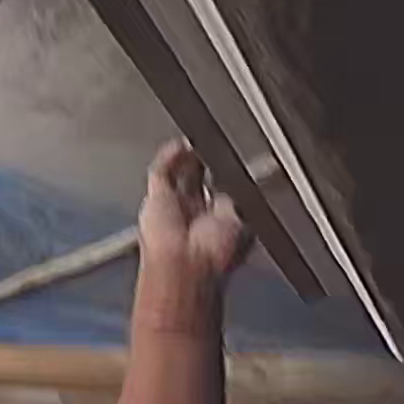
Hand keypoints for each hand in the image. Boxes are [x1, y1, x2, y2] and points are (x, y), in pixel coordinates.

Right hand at [135, 141, 249, 332]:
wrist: (185, 262)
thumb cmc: (216, 254)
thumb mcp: (245, 223)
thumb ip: (242, 199)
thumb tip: (247, 180)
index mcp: (218, 223)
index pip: (222, 192)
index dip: (226, 176)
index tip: (234, 160)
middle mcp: (195, 213)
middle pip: (198, 180)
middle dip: (205, 163)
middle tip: (213, 146)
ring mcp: (173, 204)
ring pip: (177, 174)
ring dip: (186, 157)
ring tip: (196, 141)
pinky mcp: (156, 197)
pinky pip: (161, 171)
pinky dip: (169, 157)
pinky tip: (180, 145)